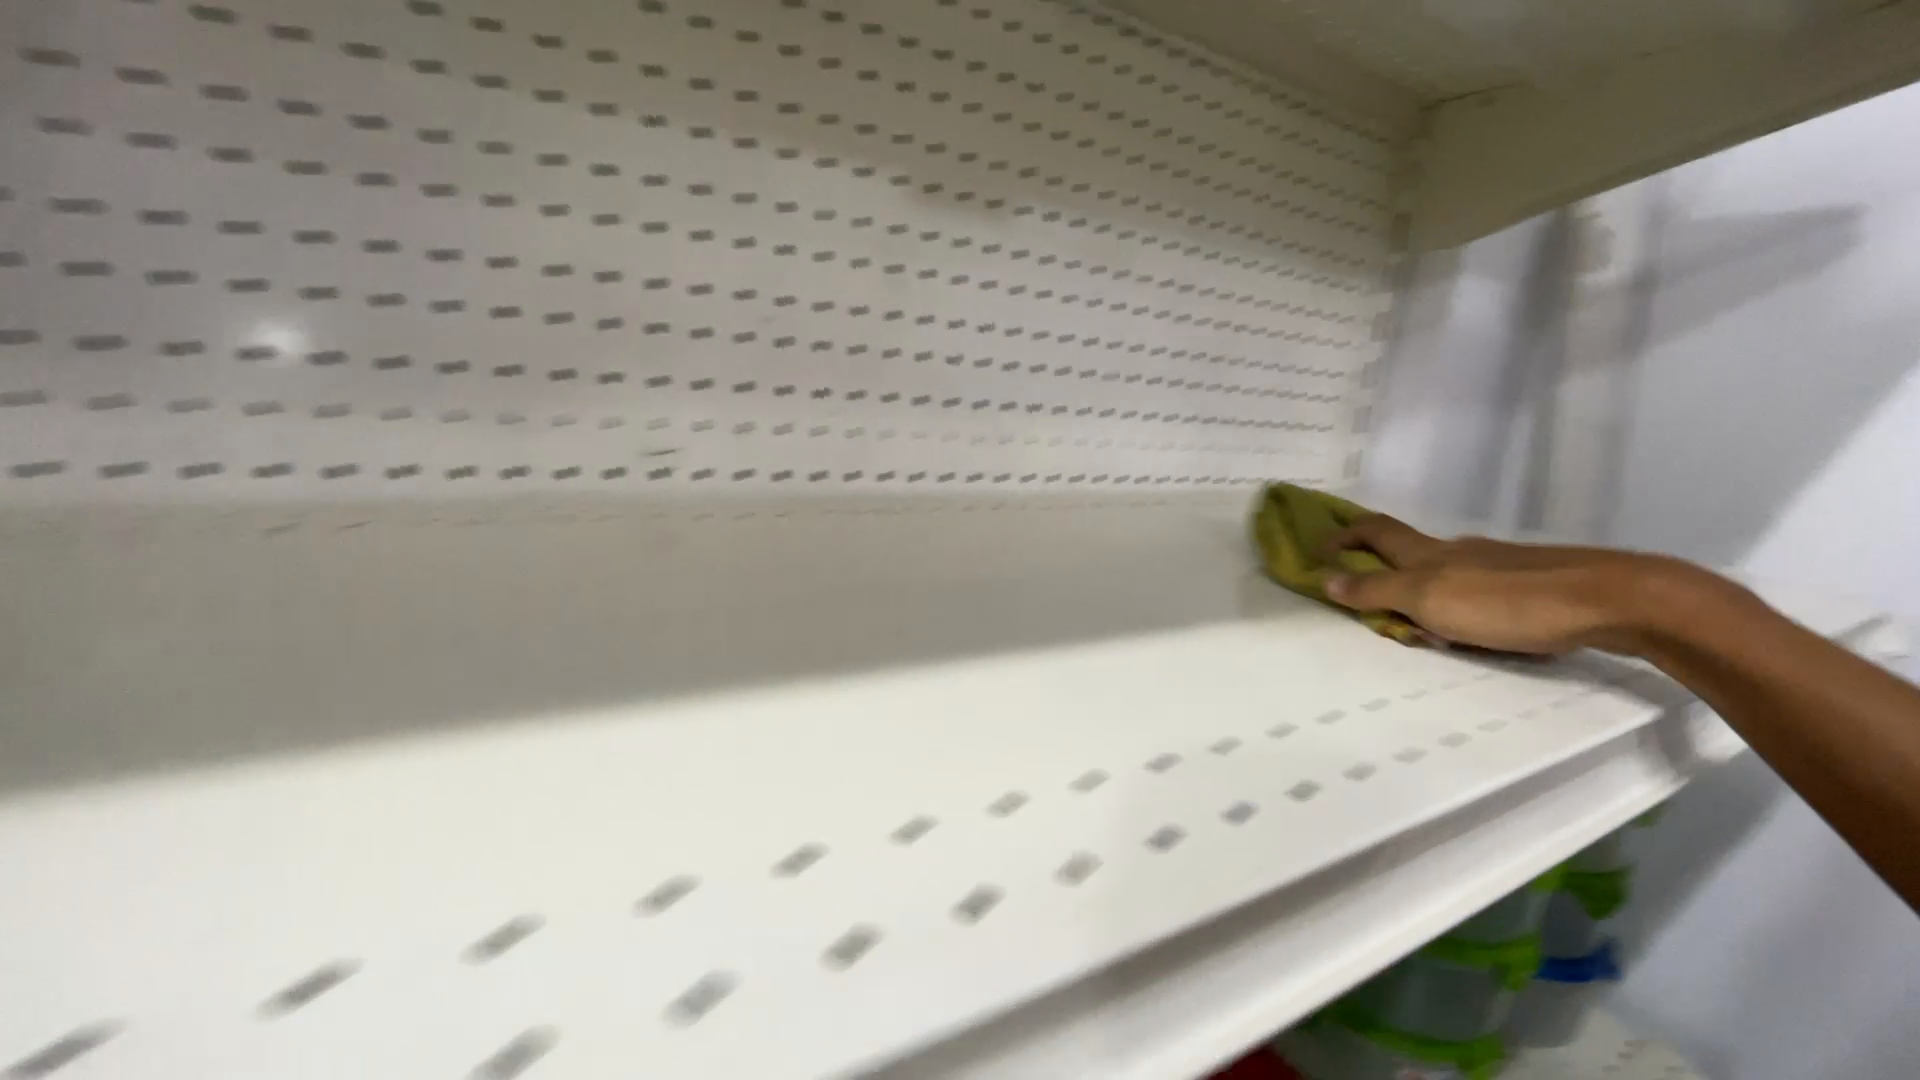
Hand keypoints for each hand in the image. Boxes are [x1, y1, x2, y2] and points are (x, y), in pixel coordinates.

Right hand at [1319, 516, 1713, 655]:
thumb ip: (1375, 591)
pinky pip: (1479, 593)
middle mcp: (1458, 550)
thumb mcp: (1427, 600)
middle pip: (1408, 553)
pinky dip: (1462, 608)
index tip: (1318, 550)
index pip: (1374, 531)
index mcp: (1427, 551)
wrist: (1611, 600)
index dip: (1342, 535)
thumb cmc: (1506, 601)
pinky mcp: (1531, 582)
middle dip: (1383, 571)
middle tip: (1372, 606)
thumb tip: (1324, 577)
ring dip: (1425, 597)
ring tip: (1429, 632)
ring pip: (1445, 576)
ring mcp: (1497, 564)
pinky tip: (1479, 633)